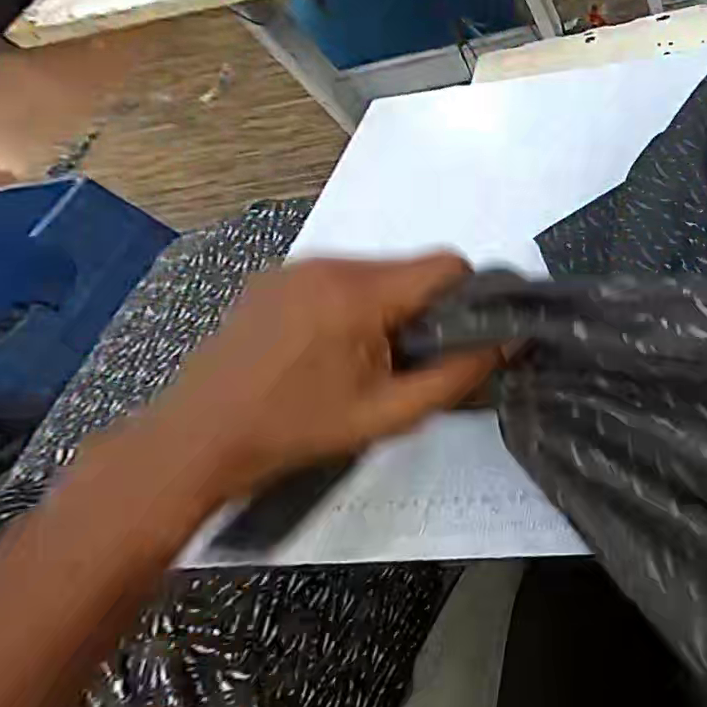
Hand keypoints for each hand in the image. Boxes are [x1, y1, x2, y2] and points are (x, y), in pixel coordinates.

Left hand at [128, 254, 498, 512]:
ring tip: (378, 354)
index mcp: (356, 293)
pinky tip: (340, 345)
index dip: (472, 295)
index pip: (447, 264)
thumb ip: (463, 372)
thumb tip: (512, 340)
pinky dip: (361, 303)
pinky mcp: (274, 279)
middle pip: (414, 267)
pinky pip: (344, 276)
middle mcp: (325, 265)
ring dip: (397, 304)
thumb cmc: (300, 429)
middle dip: (431, 305)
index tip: (466, 334)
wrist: (194, 442)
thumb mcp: (395, 411)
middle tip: (420, 354)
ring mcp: (293, 268)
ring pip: (382, 271)